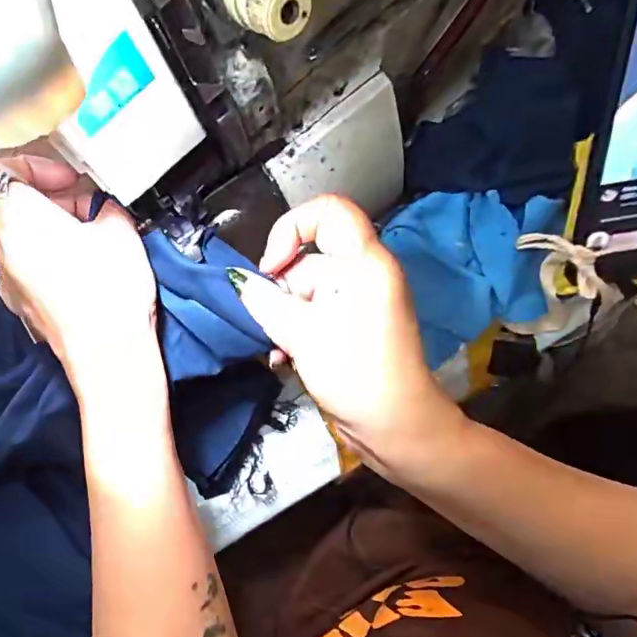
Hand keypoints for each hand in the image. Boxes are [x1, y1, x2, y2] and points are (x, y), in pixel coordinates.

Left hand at [0, 156, 160, 395]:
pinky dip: (51, 262)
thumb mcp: (119, 228)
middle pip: (15, 208)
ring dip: (52, 233)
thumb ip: (103, 204)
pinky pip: (31, 271)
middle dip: (52, 202)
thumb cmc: (108, 292)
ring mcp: (10, 283)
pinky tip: (84, 272)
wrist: (108, 353)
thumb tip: (100, 207)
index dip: (34, 167)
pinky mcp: (24, 307)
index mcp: (18, 219)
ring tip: (91, 242)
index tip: (65, 179)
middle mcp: (4, 250)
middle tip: (89, 210)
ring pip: (24, 240)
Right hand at [233, 196, 465, 480]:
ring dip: (286, 317)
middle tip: (272, 321)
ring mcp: (362, 301)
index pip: (327, 212)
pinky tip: (286, 357)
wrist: (394, 424)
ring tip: (280, 348)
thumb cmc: (352, 373)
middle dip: (282, 288)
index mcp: (363, 262)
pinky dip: (299, 330)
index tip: (270, 268)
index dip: (290, 229)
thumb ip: (265, 301)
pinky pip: (319, 313)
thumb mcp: (299, 333)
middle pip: (310, 259)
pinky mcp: (356, 326)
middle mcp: (367, 273)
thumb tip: (241, 283)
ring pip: (309, 291)